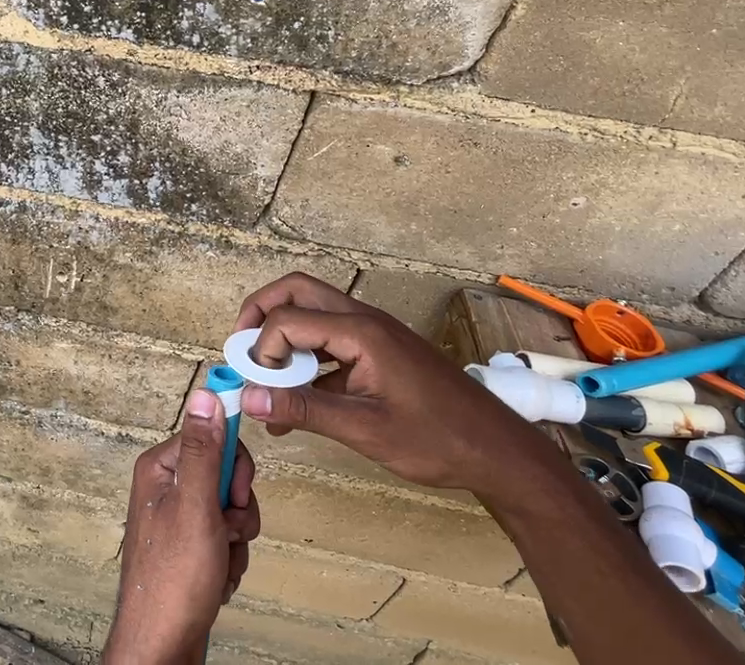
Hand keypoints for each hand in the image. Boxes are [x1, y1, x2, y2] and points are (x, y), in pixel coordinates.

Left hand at [104, 390, 259, 664]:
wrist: (163, 643)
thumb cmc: (172, 580)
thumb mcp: (196, 507)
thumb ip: (204, 450)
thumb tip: (206, 394)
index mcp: (160, 468)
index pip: (211, 436)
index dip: (233, 465)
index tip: (233, 492)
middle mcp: (166, 487)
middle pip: (225, 474)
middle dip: (237, 509)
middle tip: (225, 531)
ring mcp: (178, 517)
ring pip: (231, 509)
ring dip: (235, 539)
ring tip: (217, 561)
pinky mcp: (190, 545)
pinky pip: (227, 537)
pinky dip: (230, 558)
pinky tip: (216, 577)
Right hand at [234, 273, 558, 500]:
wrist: (500, 453)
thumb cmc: (437, 440)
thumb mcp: (364, 429)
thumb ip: (303, 410)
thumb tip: (248, 400)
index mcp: (360, 332)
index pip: (288, 319)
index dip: (263, 350)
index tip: (260, 387)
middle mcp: (363, 320)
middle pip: (296, 291)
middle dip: (260, 314)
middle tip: (243, 350)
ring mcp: (372, 334)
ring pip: (311, 311)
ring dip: (282, 336)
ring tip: (267, 379)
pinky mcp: (378, 352)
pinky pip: (329, 340)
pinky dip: (305, 360)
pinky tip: (298, 402)